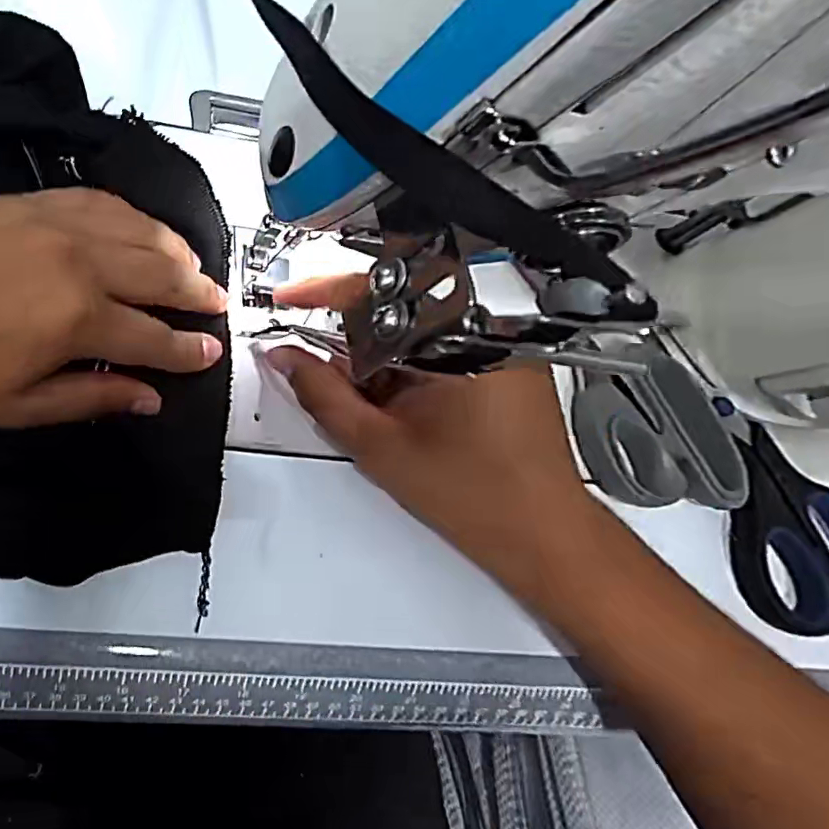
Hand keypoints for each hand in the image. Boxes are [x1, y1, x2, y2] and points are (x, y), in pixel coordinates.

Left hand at [0, 189, 225, 427]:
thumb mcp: (17, 406)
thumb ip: (91, 396)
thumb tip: (149, 397)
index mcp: (79, 318)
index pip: (154, 335)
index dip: (188, 348)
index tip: (212, 352)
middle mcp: (81, 260)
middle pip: (160, 273)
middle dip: (197, 292)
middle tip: (217, 304)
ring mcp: (56, 221)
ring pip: (139, 229)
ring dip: (174, 250)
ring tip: (190, 267)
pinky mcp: (30, 200)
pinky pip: (100, 200)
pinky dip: (132, 215)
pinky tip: (139, 227)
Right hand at [263, 274, 611, 583]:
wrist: (541, 533)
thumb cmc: (483, 499)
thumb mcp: (378, 444)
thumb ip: (321, 393)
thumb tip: (288, 360)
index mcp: (459, 340)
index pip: (375, 296)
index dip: (320, 294)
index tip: (291, 298)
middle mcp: (485, 333)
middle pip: (391, 315)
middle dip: (351, 347)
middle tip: (335, 385)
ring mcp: (497, 348)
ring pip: (409, 335)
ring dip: (378, 365)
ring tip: (388, 418)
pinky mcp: (501, 365)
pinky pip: (435, 349)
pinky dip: (405, 373)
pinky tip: (407, 414)